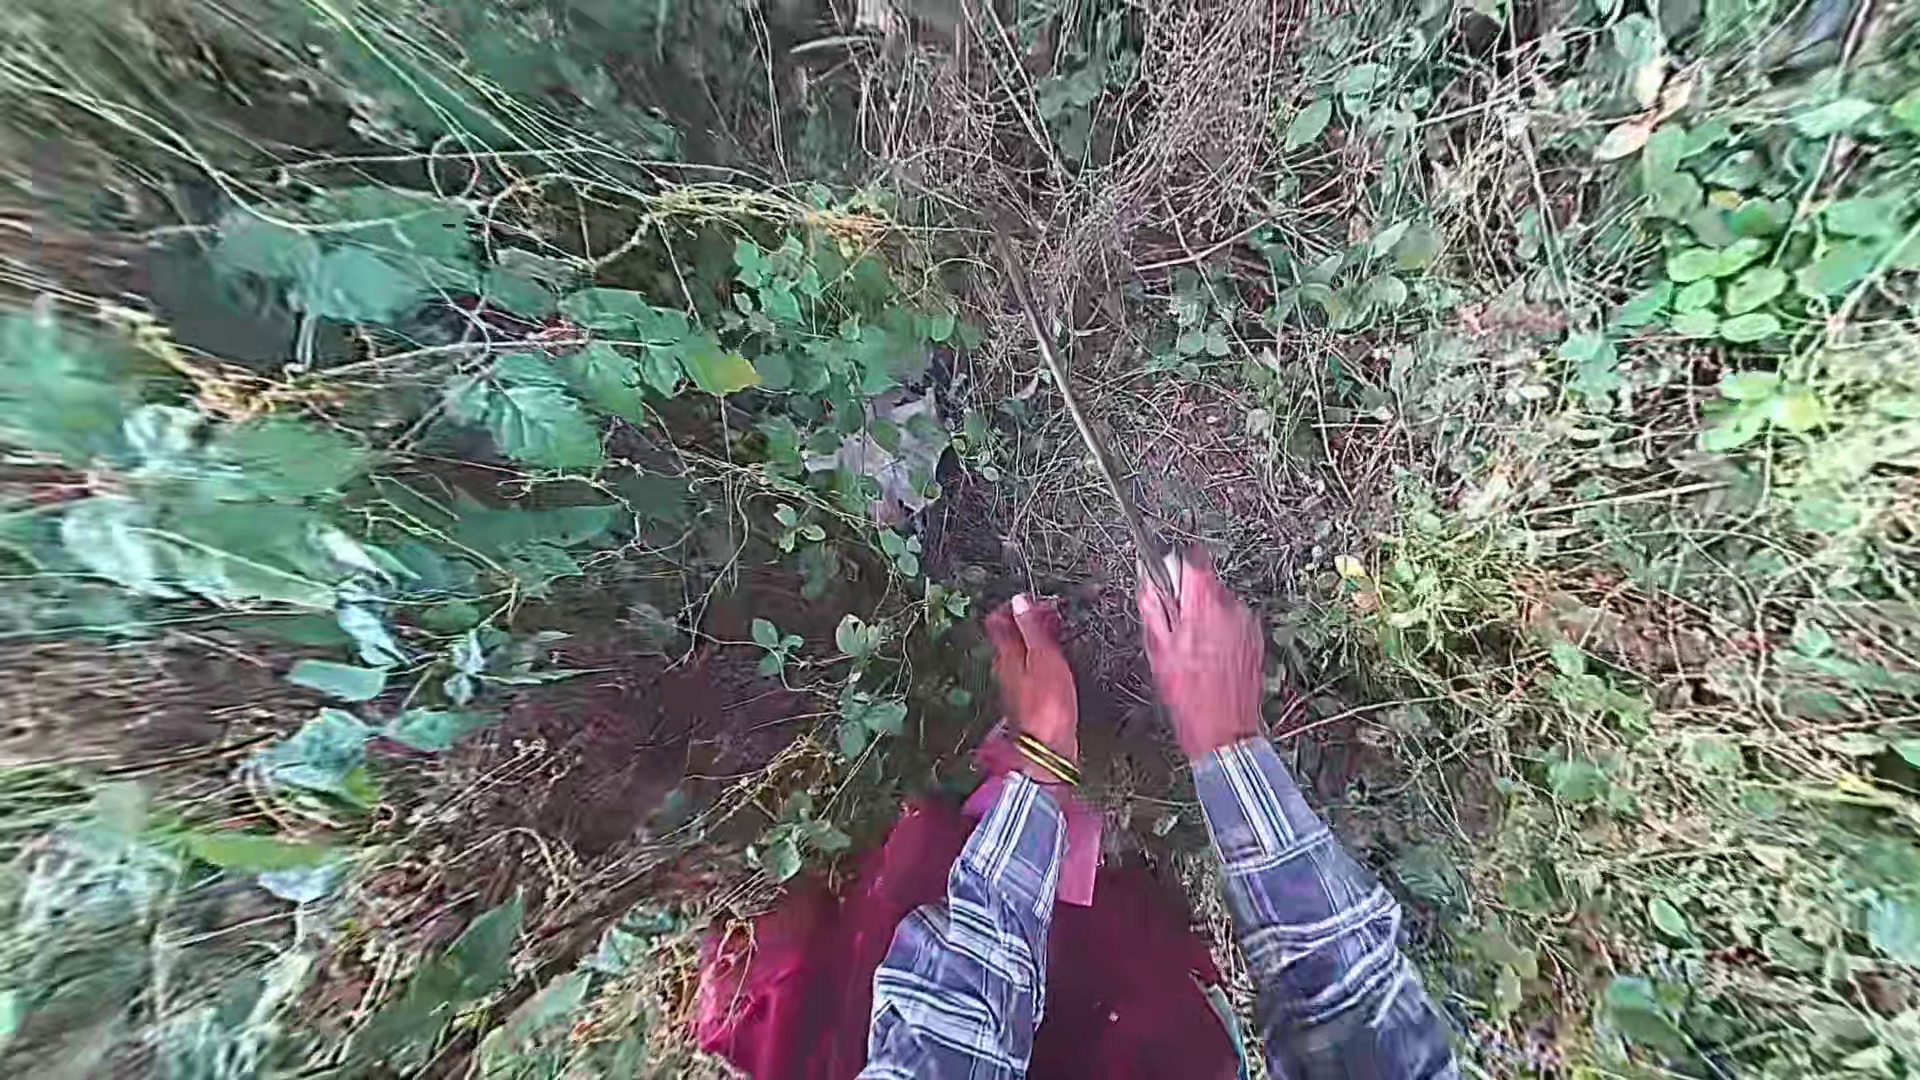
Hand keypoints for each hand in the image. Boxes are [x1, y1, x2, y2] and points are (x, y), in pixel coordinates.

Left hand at [984, 594, 1078, 767]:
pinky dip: (1041, 659)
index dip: (1014, 607)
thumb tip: (1020, 602)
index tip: (1034, 602)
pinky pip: (1030, 669)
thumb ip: (1031, 628)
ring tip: (1055, 636)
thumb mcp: (1044, 656)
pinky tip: (1056, 663)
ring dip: (1035, 640)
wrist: (1050, 747)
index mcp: (1006, 654)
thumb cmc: (1047, 704)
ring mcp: (1015, 684)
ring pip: (1019, 652)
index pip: (997, 620)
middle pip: (1008, 636)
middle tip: (1049, 616)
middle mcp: (1004, 668)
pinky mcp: (1027, 698)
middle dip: (1027, 622)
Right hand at [1139, 549, 1262, 759]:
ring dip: (1203, 614)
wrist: (1222, 728)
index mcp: (1204, 607)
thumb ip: (1153, 608)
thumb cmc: (1189, 694)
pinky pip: (1232, 622)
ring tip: (1189, 644)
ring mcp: (1246, 625)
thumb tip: (1148, 585)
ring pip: (1219, 603)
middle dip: (1187, 596)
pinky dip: (1219, 630)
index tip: (1165, 572)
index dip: (1176, 565)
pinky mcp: (1255, 640)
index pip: (1194, 562)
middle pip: (1206, 583)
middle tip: (1171, 620)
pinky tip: (1206, 653)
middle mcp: (1231, 610)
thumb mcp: (1158, 648)